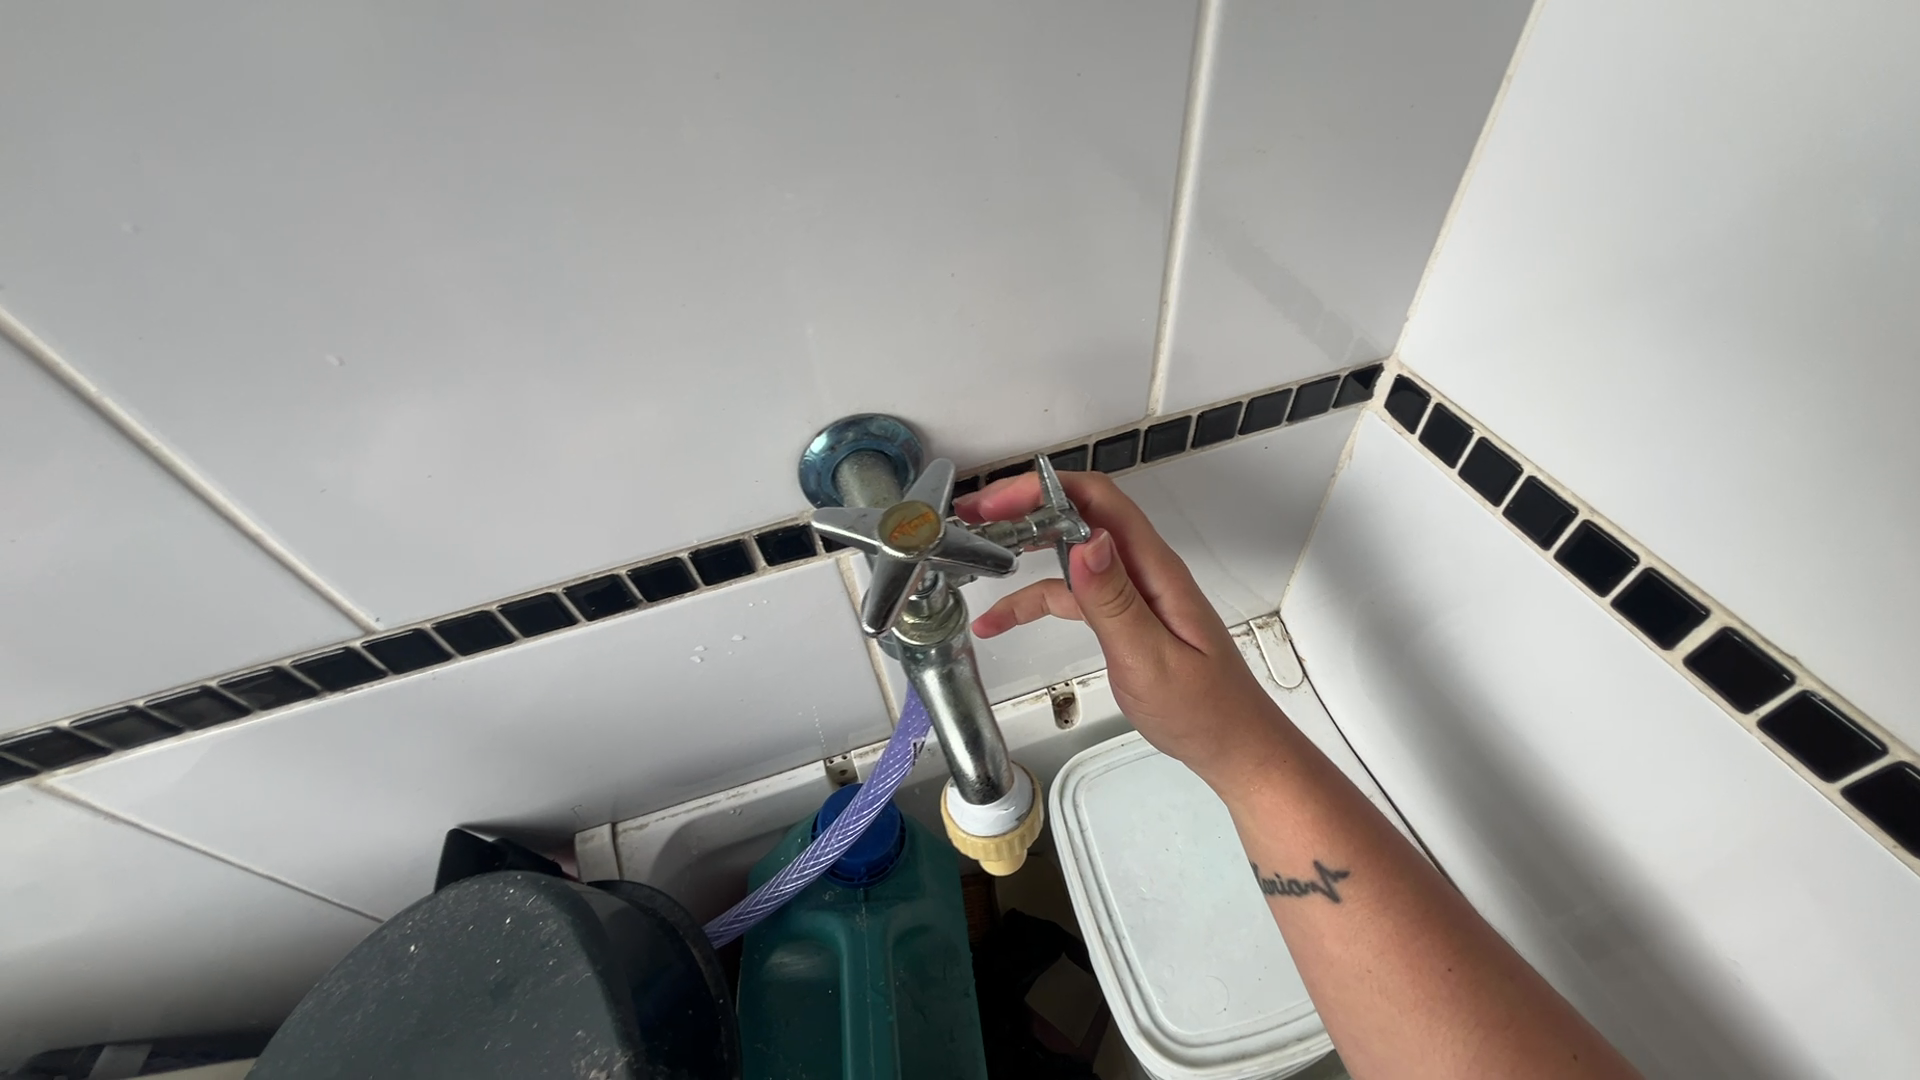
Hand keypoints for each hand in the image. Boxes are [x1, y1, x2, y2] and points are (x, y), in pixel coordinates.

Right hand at [953, 470, 1291, 789]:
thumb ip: (1115, 600)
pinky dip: (1032, 600)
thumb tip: (1087, 540)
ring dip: (1023, 547)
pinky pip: (1070, 596)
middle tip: (974, 514)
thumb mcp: (1152, 658)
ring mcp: (1130, 591)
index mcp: (1153, 569)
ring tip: (976, 550)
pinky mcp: (1120, 615)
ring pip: (1069, 552)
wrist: (1231, 746)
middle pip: (1078, 515)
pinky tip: (999, 620)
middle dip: (1024, 507)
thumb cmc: (1202, 710)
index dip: (1044, 489)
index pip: (1097, 501)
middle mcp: (1141, 569)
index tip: (997, 501)